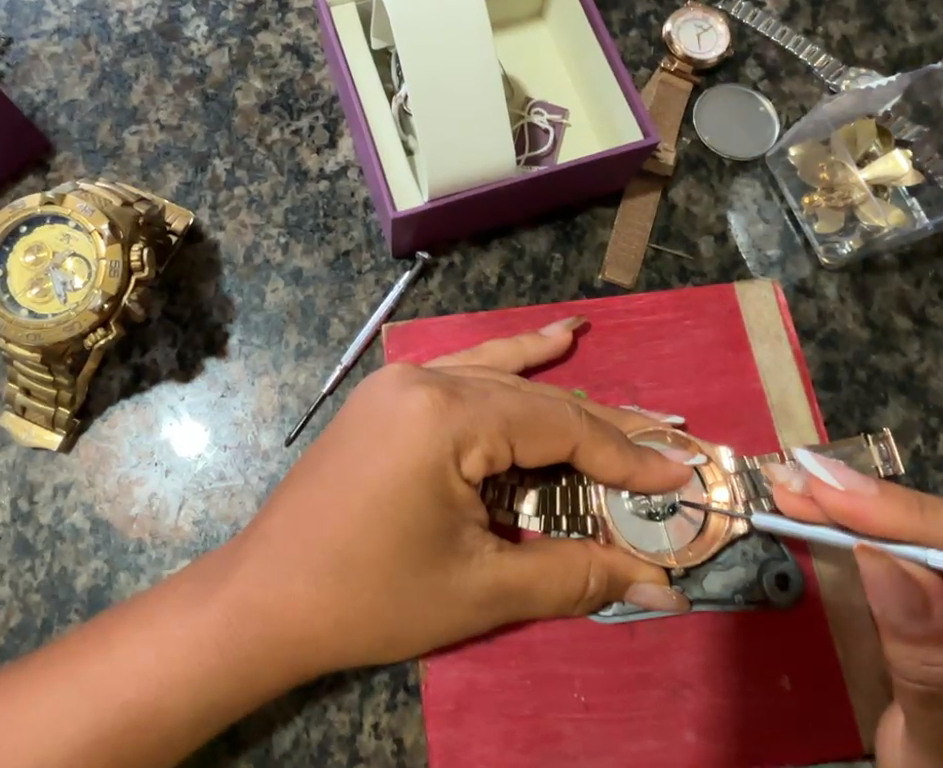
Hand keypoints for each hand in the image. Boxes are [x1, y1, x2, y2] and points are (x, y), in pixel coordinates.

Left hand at [229, 318, 695, 677]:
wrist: (264, 599)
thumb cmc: (370, 597)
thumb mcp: (480, 589)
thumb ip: (574, 575)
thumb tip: (660, 586)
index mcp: (448, 416)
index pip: (559, 426)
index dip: (623, 456)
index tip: (678, 474)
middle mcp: (425, 380)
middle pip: (532, 396)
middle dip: (597, 425)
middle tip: (662, 438)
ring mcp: (399, 383)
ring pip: (497, 374)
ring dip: (553, 380)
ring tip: (602, 363)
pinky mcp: (386, 398)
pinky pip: (460, 373)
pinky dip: (504, 363)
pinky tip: (540, 343)